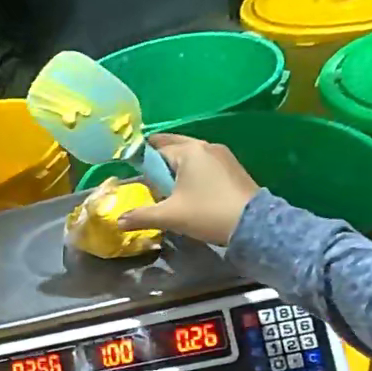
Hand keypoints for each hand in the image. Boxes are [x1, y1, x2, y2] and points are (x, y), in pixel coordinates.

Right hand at [117, 133, 259, 245]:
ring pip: (192, 154)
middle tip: (149, 176)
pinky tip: (191, 189)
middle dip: (160, 158)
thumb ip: (142, 216)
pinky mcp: (233, 168)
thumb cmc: (208, 214)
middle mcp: (205, 146)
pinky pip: (205, 163)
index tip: (136, 175)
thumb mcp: (171, 216)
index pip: (157, 150)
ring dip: (178, 164)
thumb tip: (118, 221)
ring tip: (169, 185)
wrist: (253, 225)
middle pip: (175, 145)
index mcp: (188, 151)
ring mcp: (222, 155)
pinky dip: (194, 170)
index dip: (144, 163)